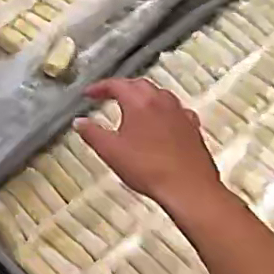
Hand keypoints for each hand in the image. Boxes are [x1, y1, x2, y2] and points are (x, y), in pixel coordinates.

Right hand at [74, 78, 222, 209]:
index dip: (100, 87)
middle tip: (108, 94)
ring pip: (160, 95)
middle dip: (122, 87)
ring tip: (133, 105)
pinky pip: (176, 111)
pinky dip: (164, 111)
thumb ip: (91, 133)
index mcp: (140, 103)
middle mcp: (163, 103)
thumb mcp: (109, 151)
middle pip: (140, 85)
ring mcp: (181, 115)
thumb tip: (80, 123)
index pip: (116, 85)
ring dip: (144, 96)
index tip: (90, 94)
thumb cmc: (150, 169)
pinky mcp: (193, 129)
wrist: (188, 188)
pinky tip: (162, 122)